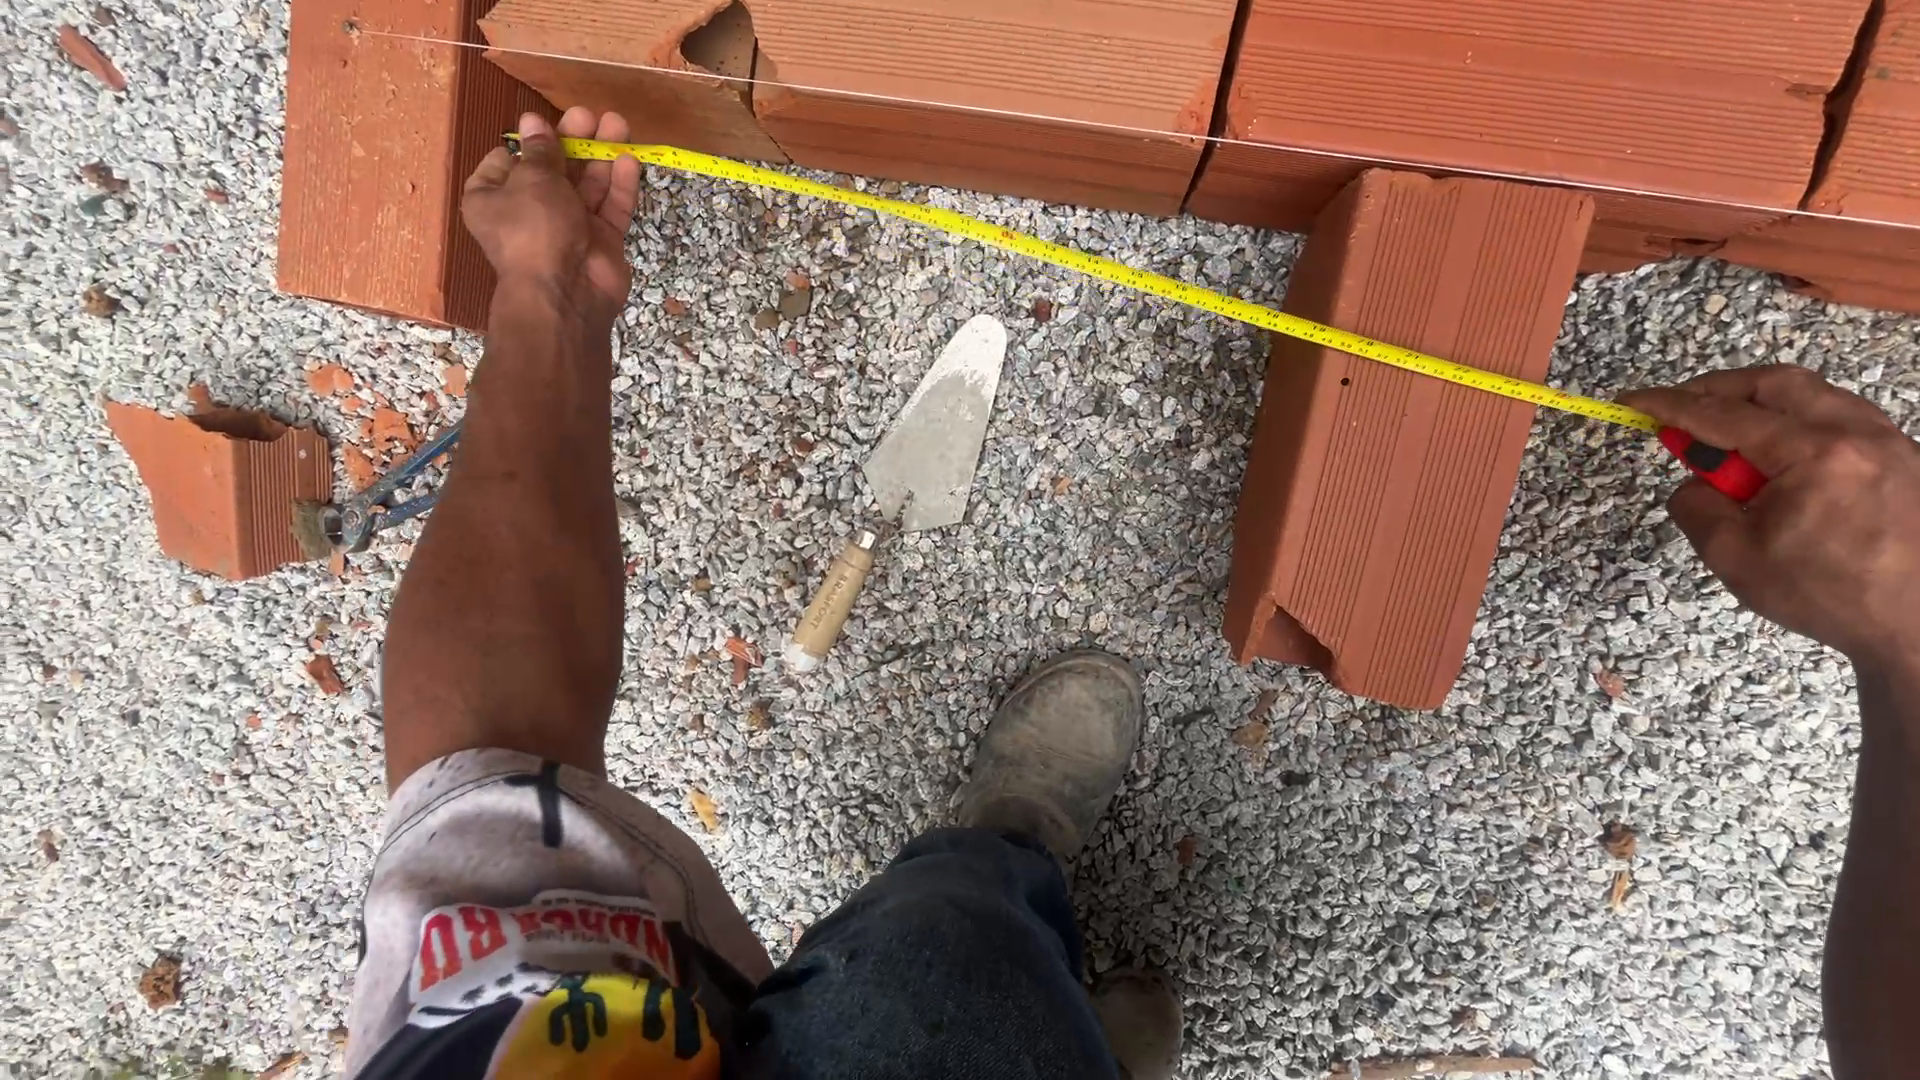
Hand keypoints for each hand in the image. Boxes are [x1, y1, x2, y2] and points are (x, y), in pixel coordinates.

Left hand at [461, 108, 641, 329]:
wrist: (566, 293)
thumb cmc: (534, 230)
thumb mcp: (530, 180)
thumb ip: (540, 151)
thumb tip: (534, 121)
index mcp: (494, 198)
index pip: (510, 161)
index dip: (529, 142)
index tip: (546, 125)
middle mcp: (531, 212)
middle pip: (555, 169)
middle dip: (574, 142)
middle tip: (591, 116)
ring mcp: (570, 228)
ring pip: (588, 185)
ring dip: (601, 156)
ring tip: (618, 124)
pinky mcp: (602, 242)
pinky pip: (610, 209)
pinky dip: (619, 186)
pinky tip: (628, 161)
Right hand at [1622, 365, 1919, 673]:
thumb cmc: (1824, 593)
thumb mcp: (1731, 553)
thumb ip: (1696, 505)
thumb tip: (1696, 484)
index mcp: (1815, 454)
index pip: (1721, 414)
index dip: (1667, 404)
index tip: (1629, 401)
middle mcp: (1859, 434)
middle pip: (1776, 383)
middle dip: (1716, 388)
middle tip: (1675, 410)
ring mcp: (1890, 444)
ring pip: (1811, 397)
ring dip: (1756, 407)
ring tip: (1721, 444)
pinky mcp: (1901, 460)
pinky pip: (1836, 420)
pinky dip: (1790, 425)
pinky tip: (1769, 461)